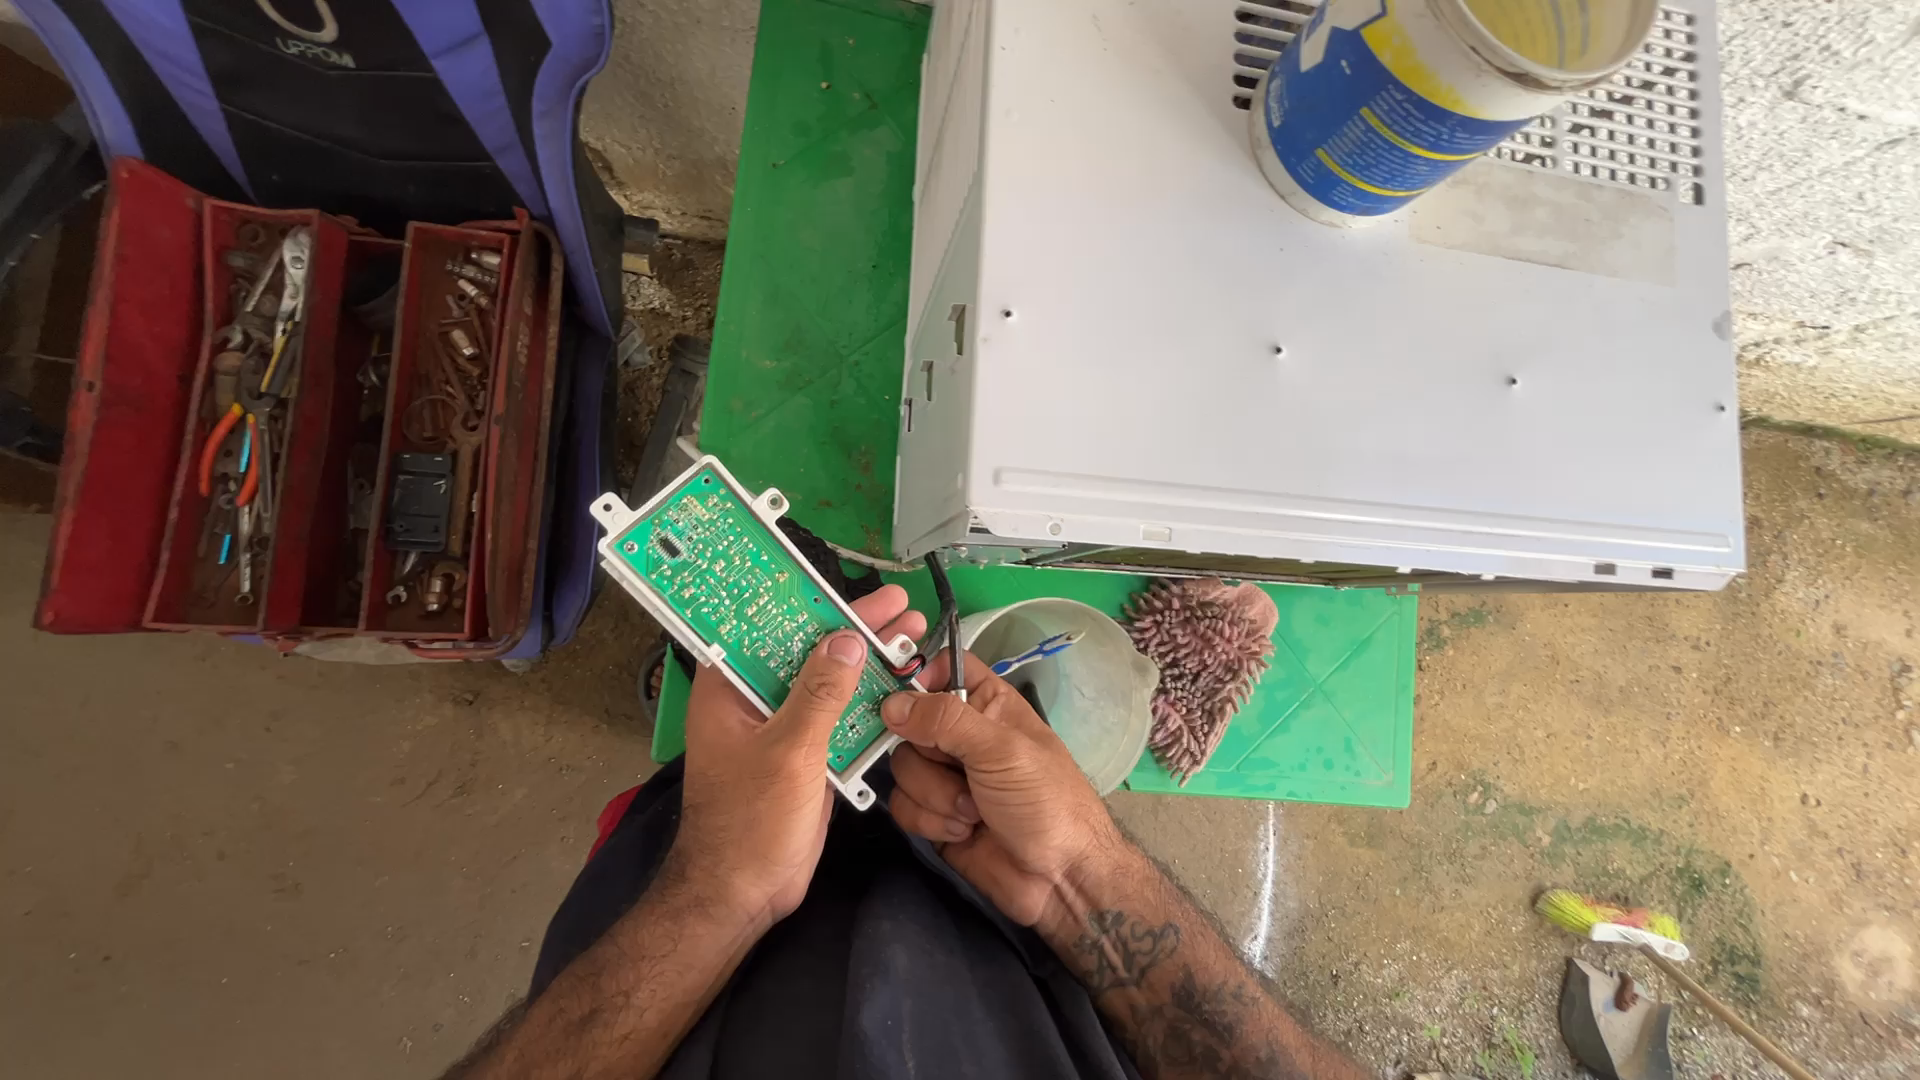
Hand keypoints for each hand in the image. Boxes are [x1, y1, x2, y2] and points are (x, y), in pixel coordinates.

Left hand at [669, 584, 925, 930]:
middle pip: (808, 651)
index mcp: (730, 691)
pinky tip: (902, 685)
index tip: (847, 589)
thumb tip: (846, 641)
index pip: (768, 630)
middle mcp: (755, 700)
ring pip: (829, 682)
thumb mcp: (788, 752)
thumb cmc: (751, 822)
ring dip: (868, 663)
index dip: (809, 604)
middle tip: (899, 605)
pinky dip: (869, 702)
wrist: (747, 894)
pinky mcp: (807, 751)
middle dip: (854, 630)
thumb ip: (820, 694)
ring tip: (912, 636)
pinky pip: (840, 716)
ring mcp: (784, 726)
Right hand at [880, 653, 1126, 924]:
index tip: (896, 693)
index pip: (943, 668)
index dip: (919, 675)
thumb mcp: (1000, 750)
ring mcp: (946, 775)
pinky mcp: (933, 814)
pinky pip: (903, 804)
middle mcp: (962, 735)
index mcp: (986, 704)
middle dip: (928, 754)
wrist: (1059, 879)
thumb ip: (944, 720)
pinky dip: (930, 821)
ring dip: (935, 794)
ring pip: (903, 767)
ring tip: (973, 812)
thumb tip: (891, 703)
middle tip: (959, 770)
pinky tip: (963, 832)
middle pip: (909, 722)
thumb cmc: (1045, 800)